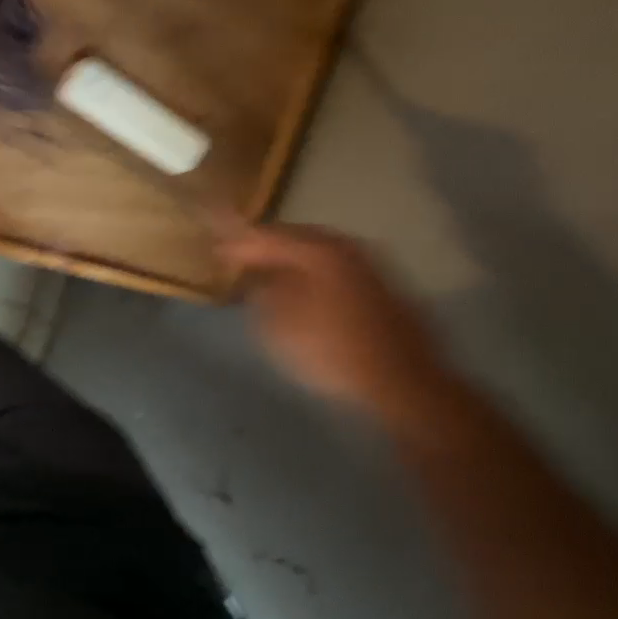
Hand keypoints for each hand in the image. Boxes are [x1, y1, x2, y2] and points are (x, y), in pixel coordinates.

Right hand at [219, 224, 450, 420]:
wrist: (402, 382)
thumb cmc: (332, 352)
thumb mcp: (278, 327)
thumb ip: (261, 294)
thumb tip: (255, 278)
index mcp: (317, 251)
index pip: (267, 236)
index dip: (238, 241)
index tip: (216, 248)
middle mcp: (346, 248)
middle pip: (297, 237)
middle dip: (267, 245)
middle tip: (240, 255)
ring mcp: (370, 265)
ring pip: (319, 252)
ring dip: (293, 258)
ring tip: (268, 270)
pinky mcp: (383, 287)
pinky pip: (336, 268)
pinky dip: (315, 272)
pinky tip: (304, 288)